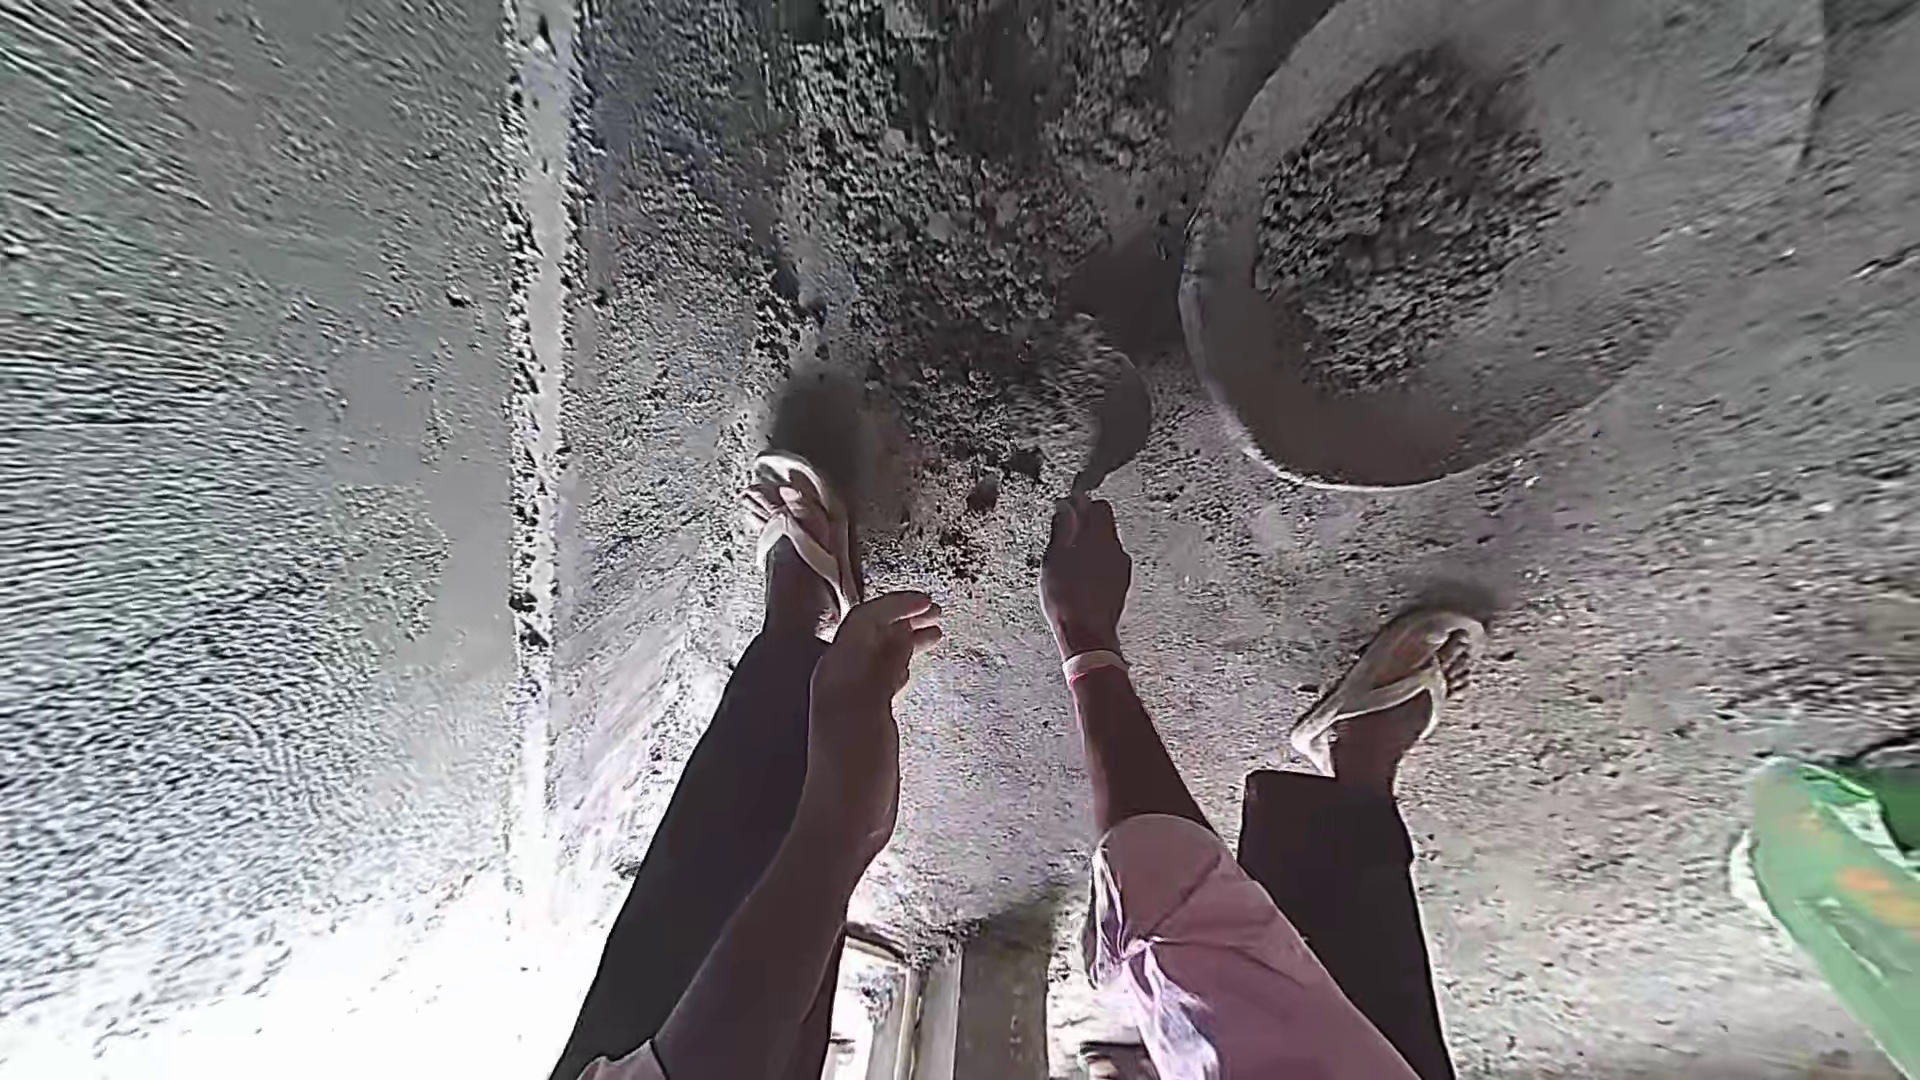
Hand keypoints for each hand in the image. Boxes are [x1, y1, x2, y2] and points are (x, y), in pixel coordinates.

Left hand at [800, 591, 943, 865]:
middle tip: (936, 611)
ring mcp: (854, 698)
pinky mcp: (867, 718)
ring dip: (905, 637)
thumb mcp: (870, 711)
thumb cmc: (854, 770)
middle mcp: (842, 679)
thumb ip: (883, 666)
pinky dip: (902, 662)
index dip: (895, 605)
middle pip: (871, 632)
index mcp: (836, 672)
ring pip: (881, 653)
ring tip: (936, 630)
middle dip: (902, 616)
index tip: (927, 601)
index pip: (864, 621)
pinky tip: (915, 664)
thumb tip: (901, 629)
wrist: (844, 822)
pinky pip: (884, 676)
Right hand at [1040, 496, 1131, 660]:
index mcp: (1100, 537)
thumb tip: (1065, 508)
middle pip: (1105, 524)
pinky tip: (1079, 576)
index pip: (1098, 505)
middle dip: (1085, 524)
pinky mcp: (1120, 584)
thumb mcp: (1053, 558)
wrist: (1086, 634)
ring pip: (1106, 544)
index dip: (1080, 504)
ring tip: (1068, 559)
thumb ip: (1062, 528)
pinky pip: (1108, 563)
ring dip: (1089, 544)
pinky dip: (1095, 562)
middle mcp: (1116, 549)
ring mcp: (1121, 568)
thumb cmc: (1067, 599)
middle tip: (1064, 533)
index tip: (1065, 510)